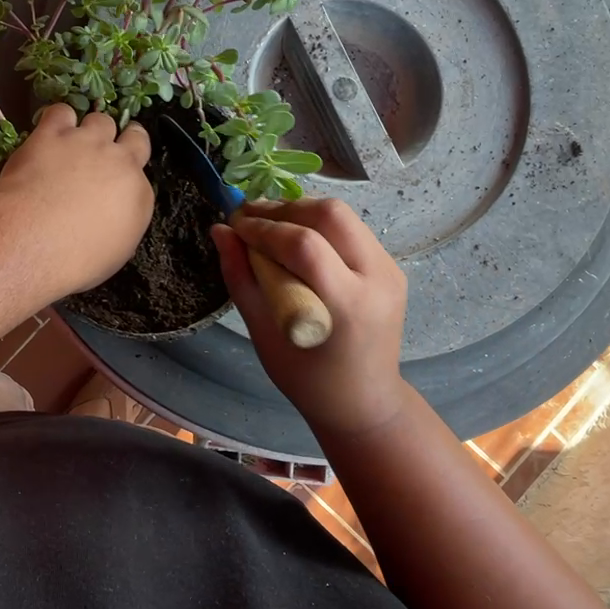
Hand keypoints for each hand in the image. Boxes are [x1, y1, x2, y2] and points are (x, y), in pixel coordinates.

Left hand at [0, 105, 152, 296]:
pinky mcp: (53, 134)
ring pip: (100, 119)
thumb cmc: (74, 260)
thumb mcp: (113, 254)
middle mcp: (119, 161)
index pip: (142, 174)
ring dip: (90, 130)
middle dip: (123, 140)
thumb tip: (112, 215)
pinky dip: (58, 120)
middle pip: (134, 135)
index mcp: (138, 194)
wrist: (32, 240)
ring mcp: (86, 142)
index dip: (128, 174)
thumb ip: (120, 224)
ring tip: (74, 144)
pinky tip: (50, 133)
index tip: (115, 181)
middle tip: (105, 151)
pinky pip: (61, 112)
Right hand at [211, 199, 410, 439]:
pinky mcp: (390, 265)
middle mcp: (377, 279)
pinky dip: (316, 223)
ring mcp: (389, 269)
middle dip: (284, 208)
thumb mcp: (263, 334)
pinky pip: (350, 228)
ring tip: (267, 224)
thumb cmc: (307, 378)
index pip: (305, 245)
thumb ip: (241, 278)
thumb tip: (219, 230)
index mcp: (348, 305)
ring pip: (342, 214)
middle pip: (331, 215)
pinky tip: (292, 237)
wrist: (363, 401)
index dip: (263, 228)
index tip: (233, 225)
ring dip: (299, 210)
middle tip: (249, 217)